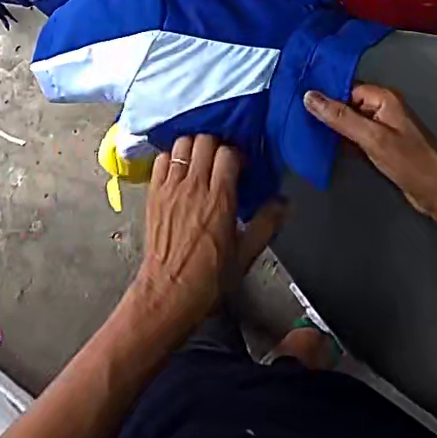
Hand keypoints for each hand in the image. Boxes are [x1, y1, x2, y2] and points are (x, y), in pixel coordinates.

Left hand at [130, 136, 282, 330]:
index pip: (228, 153)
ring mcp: (170, 189)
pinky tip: (179, 169)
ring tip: (201, 159)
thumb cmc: (208, 278)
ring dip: (194, 146)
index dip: (237, 154)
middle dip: (217, 144)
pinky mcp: (153, 195)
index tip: (242, 166)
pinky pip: (159, 160)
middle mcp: (194, 187)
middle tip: (222, 158)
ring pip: (182, 144)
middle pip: (205, 140)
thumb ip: (267, 223)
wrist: (167, 296)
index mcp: (220, 199)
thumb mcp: (246, 253)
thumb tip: (283, 202)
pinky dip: (170, 158)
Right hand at [304, 85, 436, 225]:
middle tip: (292, 115)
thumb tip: (310, 96)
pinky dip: (340, 141)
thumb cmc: (411, 163)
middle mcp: (383, 108)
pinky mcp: (381, 146)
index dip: (323, 93)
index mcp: (384, 98)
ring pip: (349, 122)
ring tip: (300, 129)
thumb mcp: (373, 139)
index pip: (346, 87)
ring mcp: (382, 128)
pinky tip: (321, 147)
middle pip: (346, 103)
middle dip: (324, 110)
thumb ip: (341, 118)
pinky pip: (355, 137)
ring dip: (330, 127)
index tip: (295, 98)